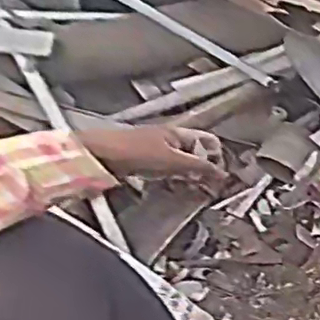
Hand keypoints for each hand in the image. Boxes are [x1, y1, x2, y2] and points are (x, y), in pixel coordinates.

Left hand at [77, 126, 228, 184]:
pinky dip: (175, 176)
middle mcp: (169, 138)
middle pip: (198, 153)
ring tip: (191, 186)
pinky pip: (169, 168)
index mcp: (178, 133)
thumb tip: (224, 174)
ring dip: (190, 175)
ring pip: (184, 162)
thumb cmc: (137, 153)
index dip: (218, 156)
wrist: (95, 154)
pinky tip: (174, 184)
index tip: (218, 172)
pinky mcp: (146, 158)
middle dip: (205, 168)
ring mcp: (156, 148)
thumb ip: (203, 167)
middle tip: (208, 183)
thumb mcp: (176, 161)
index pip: (210, 141)